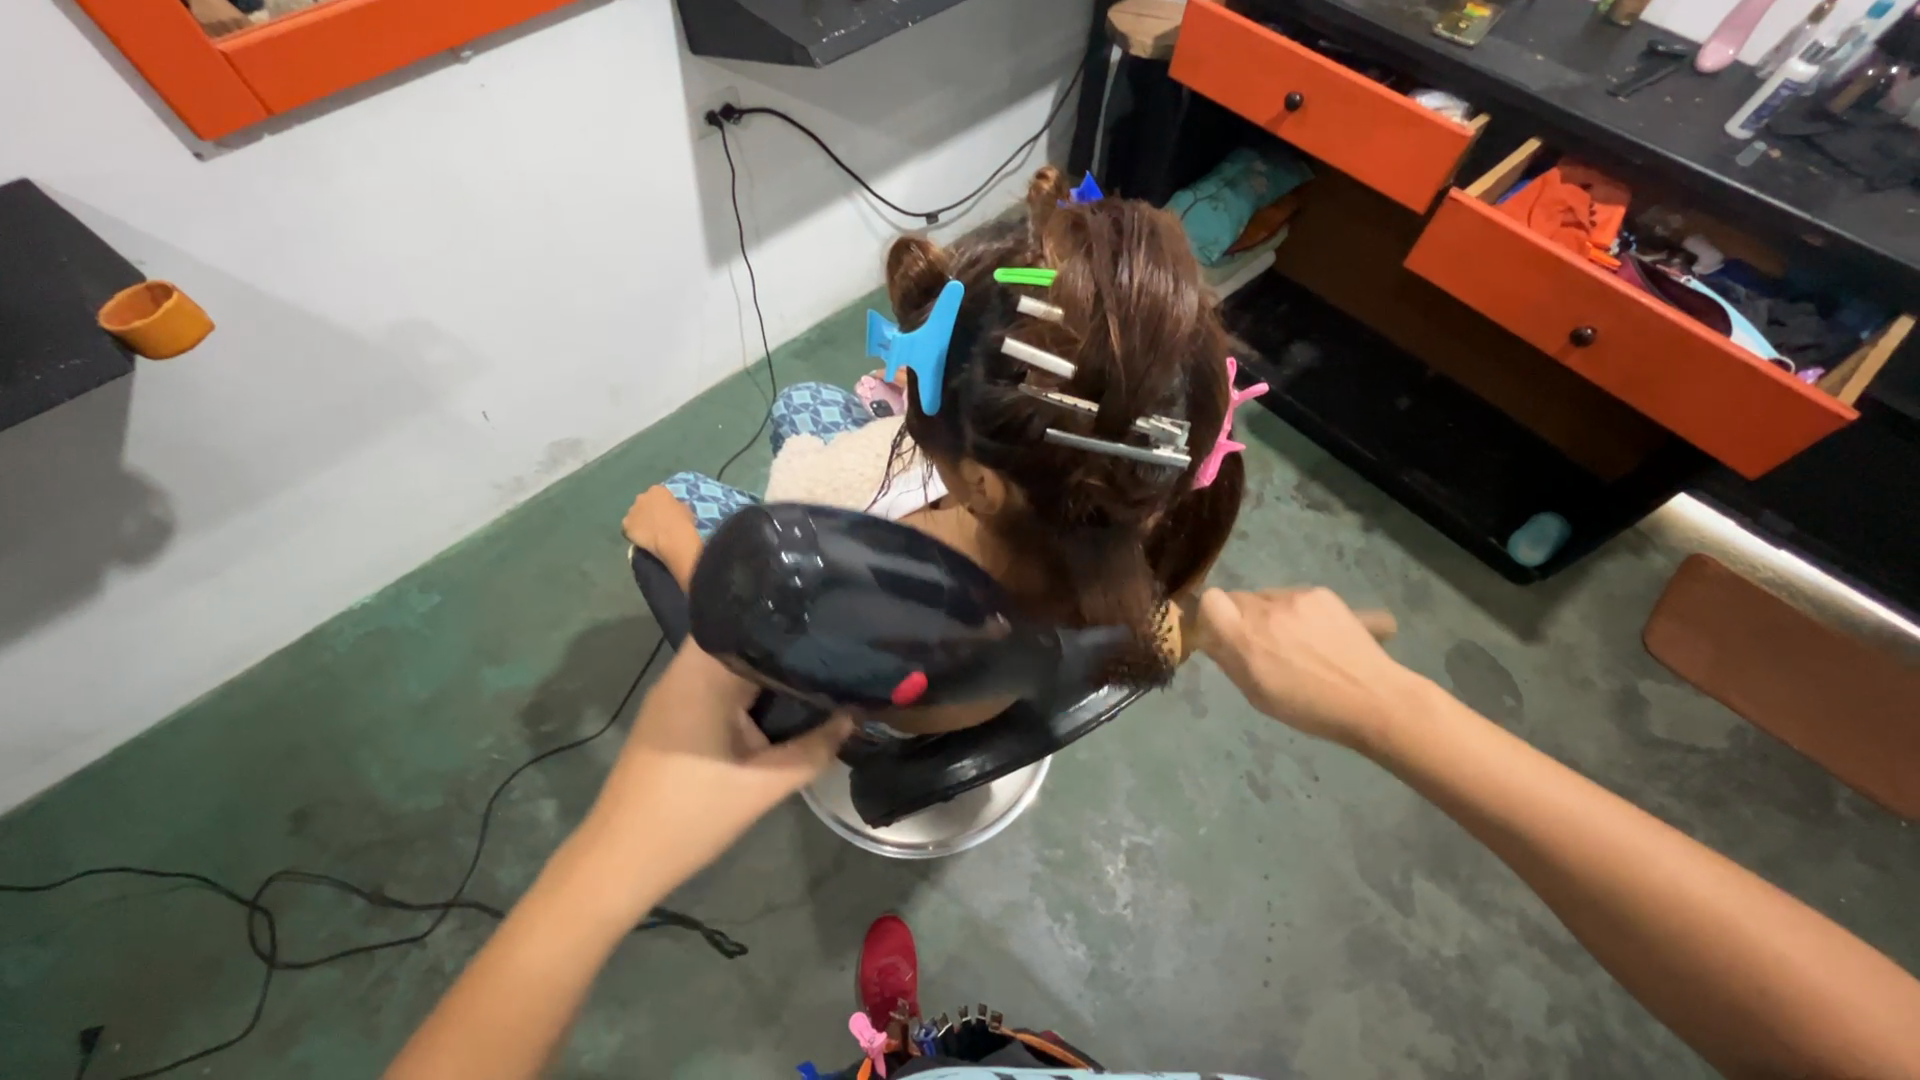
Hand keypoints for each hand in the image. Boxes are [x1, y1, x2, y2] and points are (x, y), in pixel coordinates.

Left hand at [578, 644, 851, 900]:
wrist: (621, 863)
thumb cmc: (691, 817)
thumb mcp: (764, 786)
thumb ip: (815, 749)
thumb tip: (855, 716)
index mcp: (702, 674)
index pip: (749, 620)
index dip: (791, 616)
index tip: (832, 617)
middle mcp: (684, 671)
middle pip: (742, 638)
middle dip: (787, 643)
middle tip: (837, 646)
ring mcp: (674, 693)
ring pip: (732, 663)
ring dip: (769, 668)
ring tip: (820, 668)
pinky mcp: (673, 714)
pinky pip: (719, 685)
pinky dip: (750, 688)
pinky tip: (782, 701)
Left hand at [622, 486, 695, 553]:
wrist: (673, 539)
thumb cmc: (683, 522)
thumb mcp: (685, 509)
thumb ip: (676, 505)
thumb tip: (673, 508)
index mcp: (657, 490)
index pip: (657, 493)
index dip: (661, 502)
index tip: (666, 510)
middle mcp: (641, 497)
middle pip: (643, 502)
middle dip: (648, 509)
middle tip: (657, 521)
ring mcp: (631, 511)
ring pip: (634, 515)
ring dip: (640, 520)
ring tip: (649, 532)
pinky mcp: (625, 525)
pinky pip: (628, 528)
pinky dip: (633, 532)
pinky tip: (642, 538)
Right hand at [1194, 587, 1422, 750]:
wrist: (1372, 698)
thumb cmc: (1309, 707)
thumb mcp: (1256, 694)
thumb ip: (1228, 660)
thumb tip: (1212, 638)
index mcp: (1244, 636)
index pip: (1210, 600)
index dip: (1212, 614)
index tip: (1222, 634)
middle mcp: (1265, 609)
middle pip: (1238, 598)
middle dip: (1243, 618)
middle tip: (1263, 644)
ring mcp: (1295, 597)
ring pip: (1267, 597)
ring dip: (1271, 614)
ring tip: (1296, 642)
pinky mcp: (1321, 593)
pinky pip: (1295, 597)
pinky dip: (1298, 612)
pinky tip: (1318, 636)